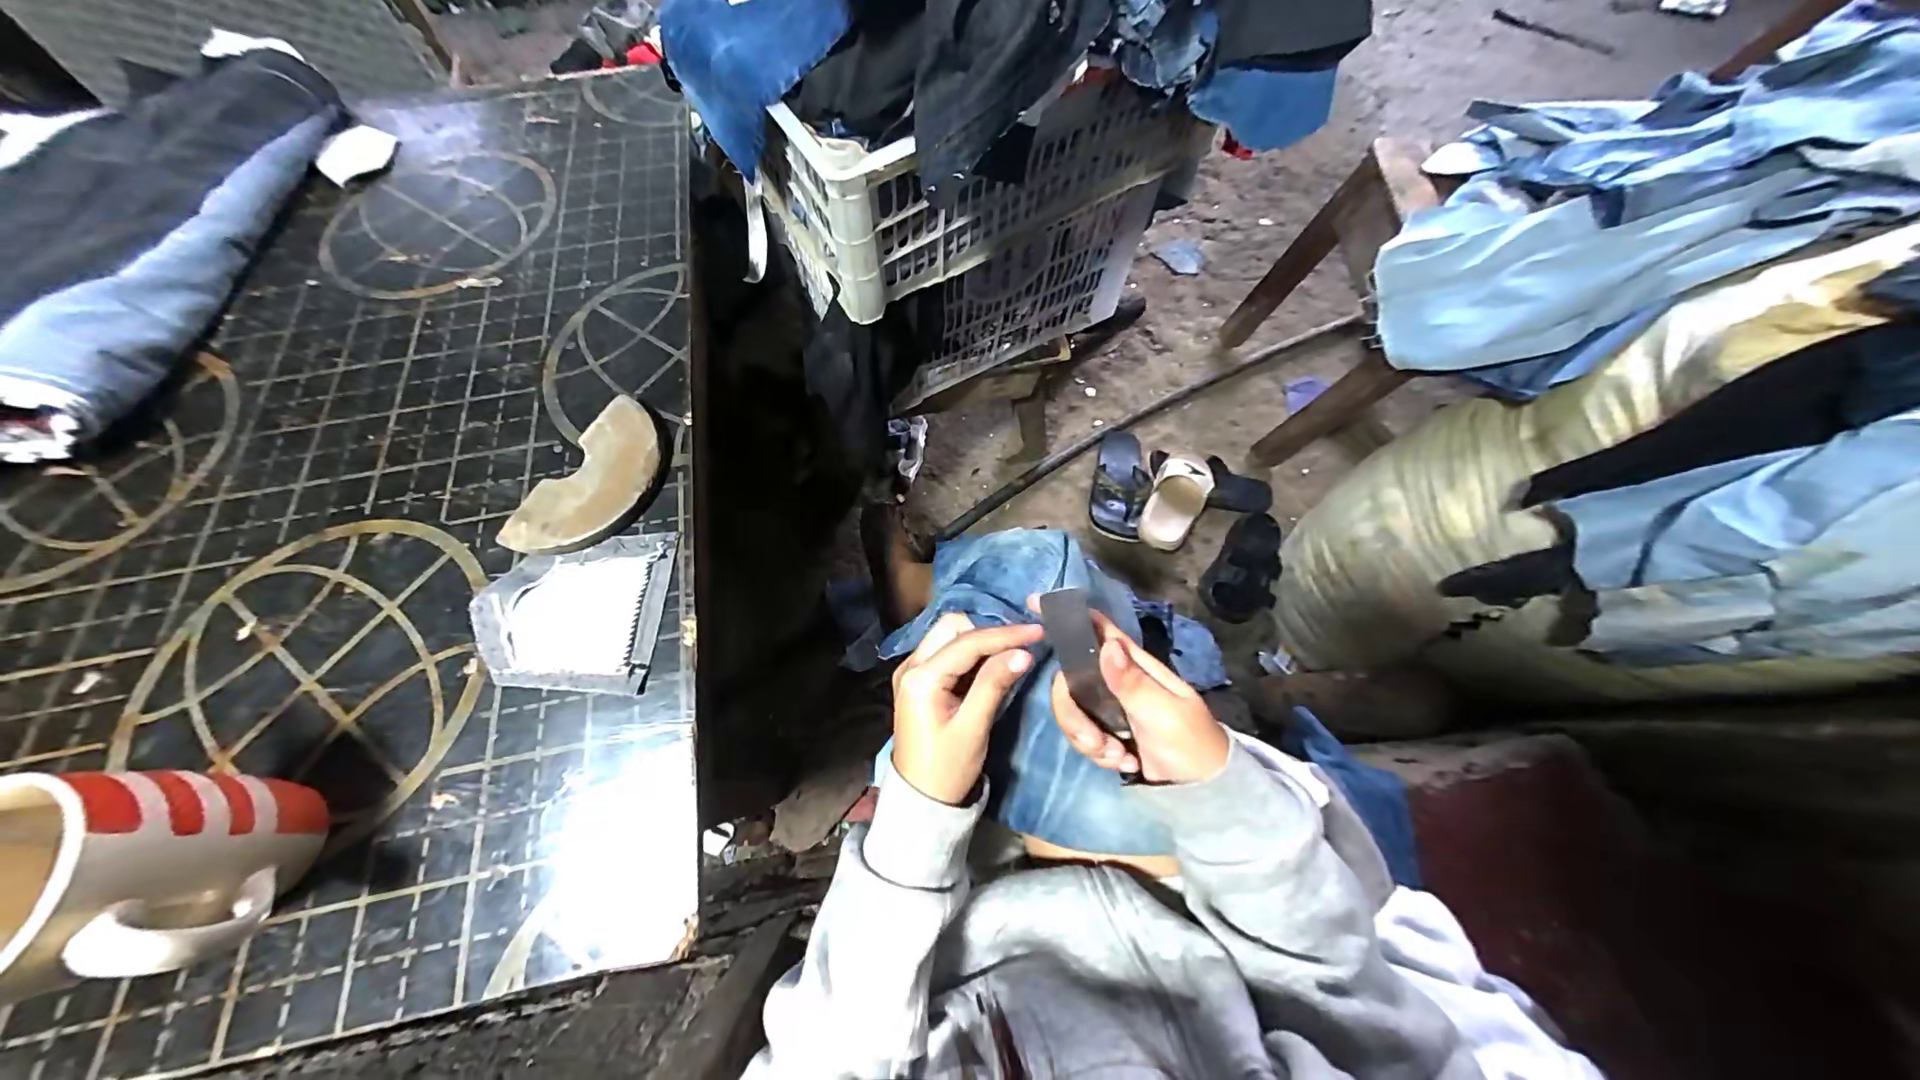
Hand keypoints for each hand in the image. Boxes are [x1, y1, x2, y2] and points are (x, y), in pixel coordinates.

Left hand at [891, 613, 1042, 804]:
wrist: (920, 799)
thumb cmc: (947, 769)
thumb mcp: (973, 728)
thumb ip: (994, 685)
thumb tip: (1023, 652)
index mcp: (920, 678)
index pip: (967, 642)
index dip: (1005, 634)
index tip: (1038, 631)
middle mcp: (911, 666)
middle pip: (952, 628)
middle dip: (988, 632)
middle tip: (1021, 645)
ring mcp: (911, 671)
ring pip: (949, 635)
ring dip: (979, 640)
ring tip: (1011, 653)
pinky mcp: (918, 680)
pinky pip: (946, 651)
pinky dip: (969, 653)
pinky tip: (991, 664)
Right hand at [1045, 607, 1229, 784]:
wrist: (1202, 789)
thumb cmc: (1191, 742)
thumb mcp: (1163, 712)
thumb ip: (1131, 682)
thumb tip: (1106, 645)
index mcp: (1133, 665)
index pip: (1098, 630)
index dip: (1069, 616)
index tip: (1033, 602)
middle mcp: (1115, 680)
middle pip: (1069, 681)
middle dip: (1075, 717)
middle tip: (1098, 744)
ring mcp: (1108, 708)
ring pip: (1071, 712)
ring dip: (1088, 741)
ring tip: (1119, 757)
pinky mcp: (1105, 732)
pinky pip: (1081, 736)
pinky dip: (1098, 754)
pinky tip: (1123, 763)